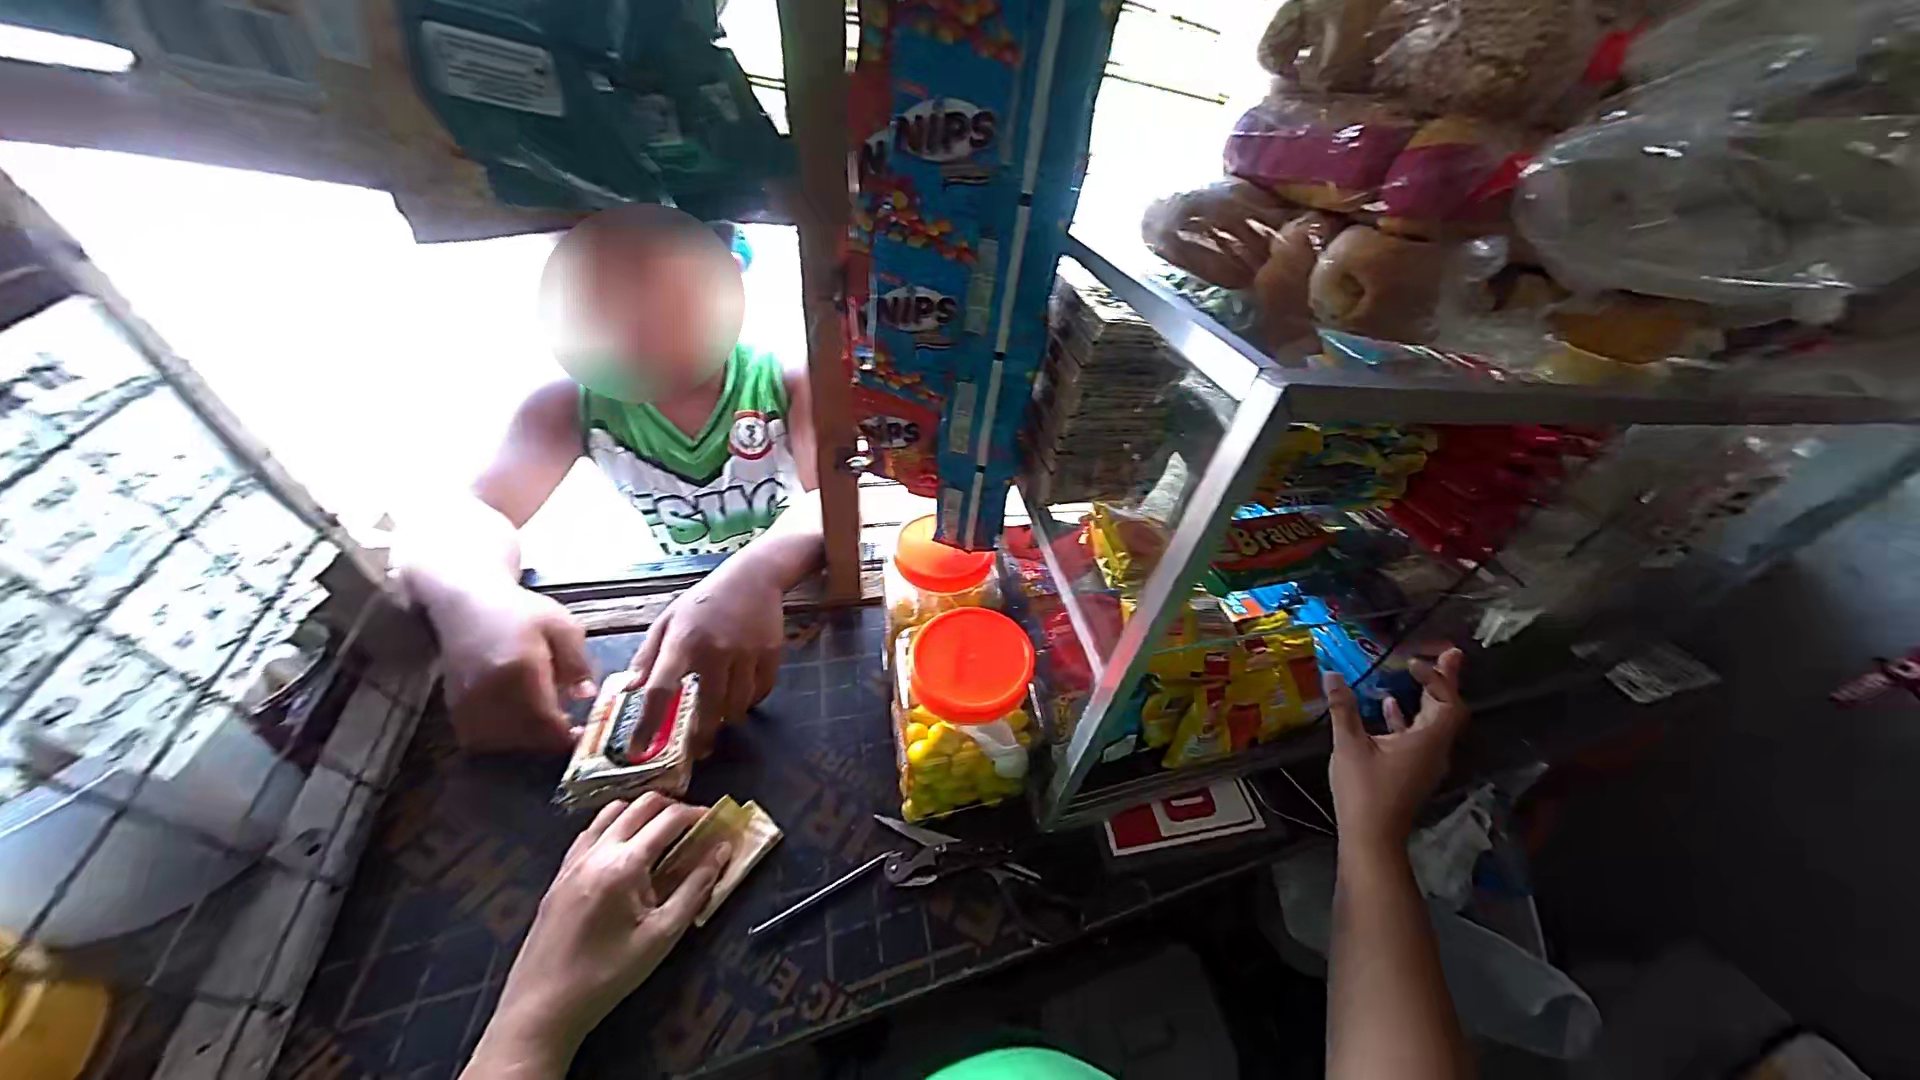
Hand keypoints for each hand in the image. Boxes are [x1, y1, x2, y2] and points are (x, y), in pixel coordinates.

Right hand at [437, 585, 595, 753]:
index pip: (543, 720)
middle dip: (548, 739)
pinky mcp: (453, 705)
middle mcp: (488, 692)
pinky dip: (501, 737)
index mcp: (520, 671)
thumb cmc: (522, 612)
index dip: (564, 735)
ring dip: (525, 741)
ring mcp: (466, 701)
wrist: (468, 604)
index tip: (583, 734)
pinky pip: (478, 737)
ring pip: (499, 741)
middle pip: (522, 736)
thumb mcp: (564, 628)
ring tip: (546, 724)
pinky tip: (520, 721)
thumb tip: (585, 696)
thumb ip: (577, 663)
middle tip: (569, 729)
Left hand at [472, 795, 729, 1072]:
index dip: (698, 814)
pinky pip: (591, 830)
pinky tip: (625, 850)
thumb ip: (696, 888)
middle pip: (642, 804)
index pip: (670, 818)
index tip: (715, 822)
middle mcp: (597, 852)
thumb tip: (721, 850)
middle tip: (692, 825)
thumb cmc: (606, 976)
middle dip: (673, 806)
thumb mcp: (662, 936)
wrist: (539, 1013)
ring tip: (660, 832)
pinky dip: (615, 825)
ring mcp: (574, 860)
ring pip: (614, 810)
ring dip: (642, 811)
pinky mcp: (559, 874)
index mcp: (624, 864)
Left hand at [628, 563, 783, 757]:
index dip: (648, 723)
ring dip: (728, 718)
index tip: (639, 749)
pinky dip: (751, 700)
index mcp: (683, 642)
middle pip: (708, 708)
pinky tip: (743, 697)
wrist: (754, 577)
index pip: (660, 690)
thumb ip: (648, 654)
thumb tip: (631, 689)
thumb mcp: (669, 619)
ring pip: (738, 704)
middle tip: (697, 750)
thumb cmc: (705, 599)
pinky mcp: (771, 654)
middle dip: (701, 736)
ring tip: (721, 720)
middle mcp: (715, 650)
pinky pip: (762, 691)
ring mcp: (747, 653)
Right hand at [1326, 648, 1468, 853]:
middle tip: (1445, 653)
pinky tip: (1387, 706)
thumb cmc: (1364, 789)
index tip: (1413, 661)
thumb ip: (1342, 708)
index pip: (1446, 702)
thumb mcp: (1349, 745)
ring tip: (1417, 674)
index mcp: (1426, 741)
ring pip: (1432, 722)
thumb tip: (1332, 675)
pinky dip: (1407, 717)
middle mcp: (1433, 749)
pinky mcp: (1411, 769)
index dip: (1436, 679)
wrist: (1372, 834)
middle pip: (1446, 709)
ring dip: (1426, 697)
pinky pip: (1417, 735)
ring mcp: (1424, 761)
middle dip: (1443, 680)